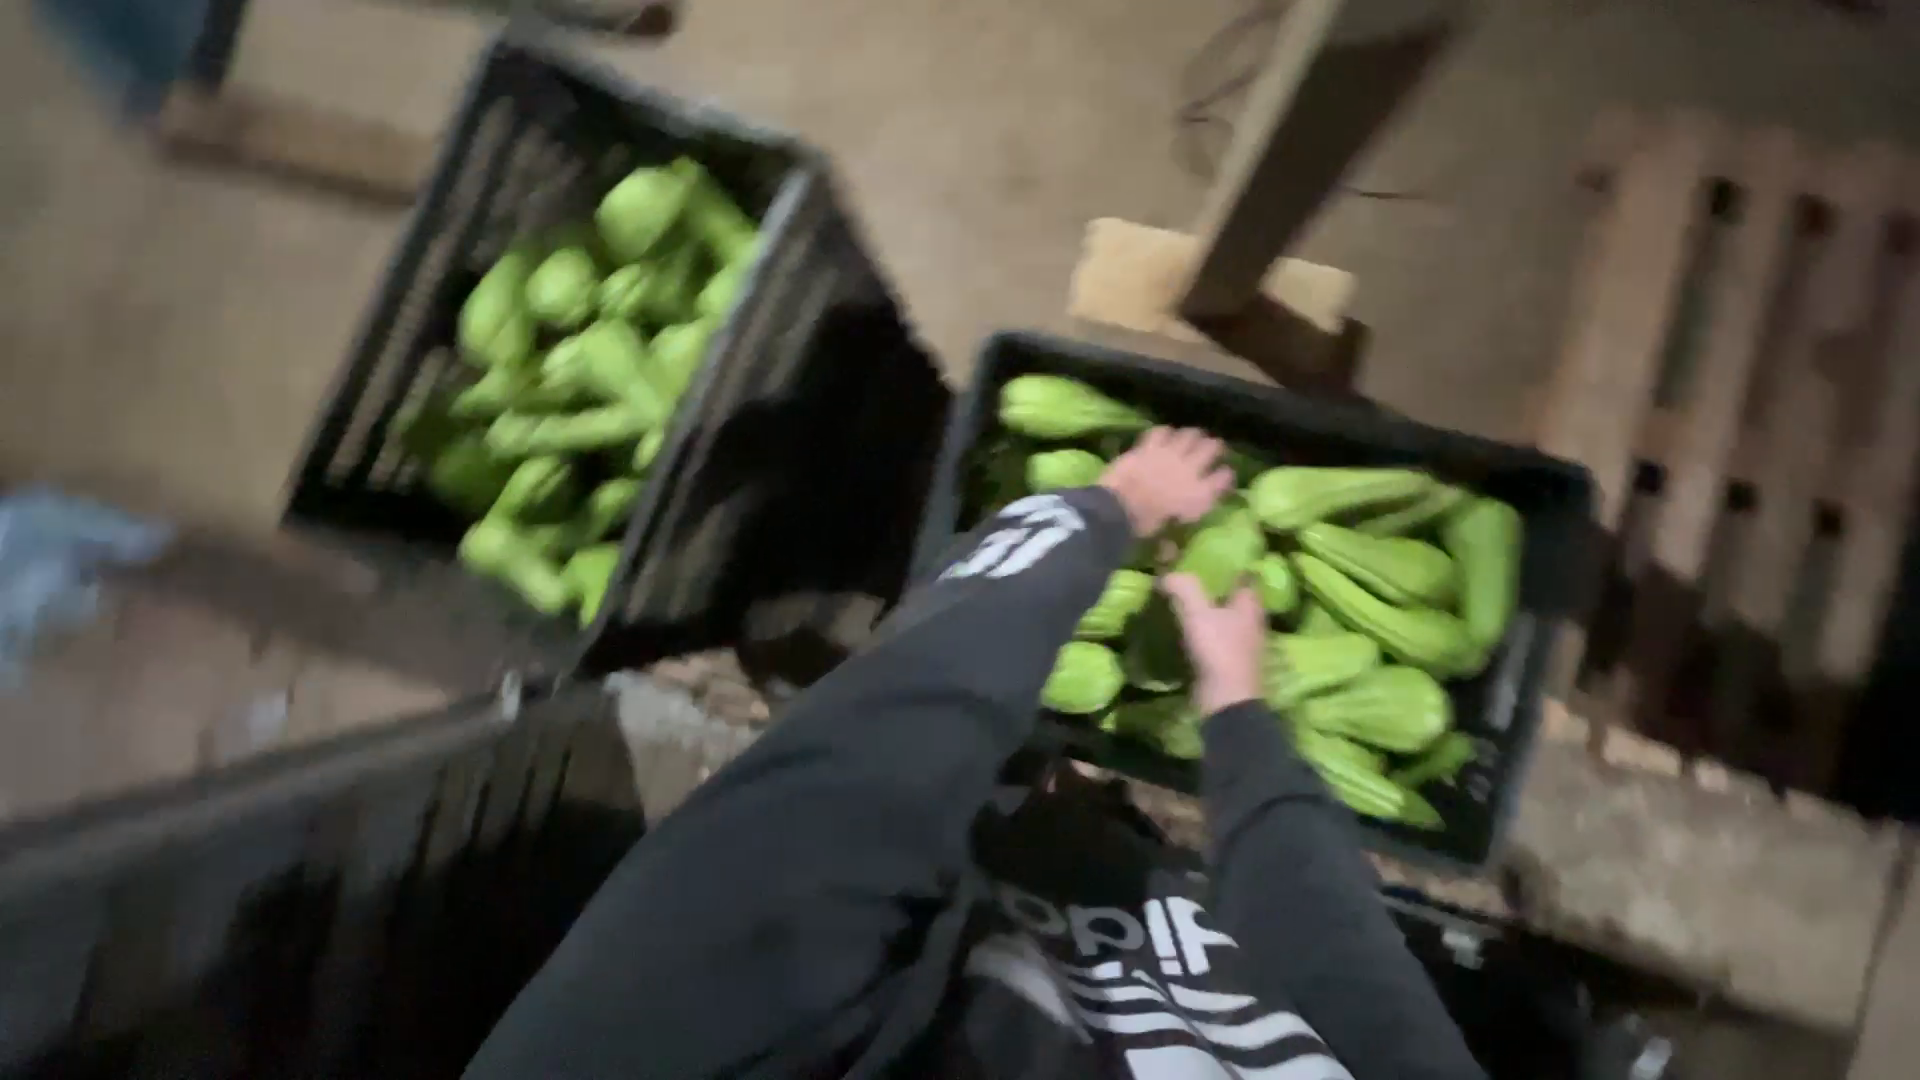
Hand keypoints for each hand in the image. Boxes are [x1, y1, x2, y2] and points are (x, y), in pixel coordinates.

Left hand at [1098, 427, 1234, 536]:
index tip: (1223, 476)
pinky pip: (1162, 431)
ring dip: (1191, 436)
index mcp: (1201, 495)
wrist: (1120, 507)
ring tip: (1190, 438)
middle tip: (1211, 448)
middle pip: (1213, 447)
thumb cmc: (1144, 526)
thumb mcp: (1165, 537)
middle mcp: (1192, 469)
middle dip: (1214, 447)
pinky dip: (1163, 433)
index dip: (1225, 476)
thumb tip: (1168, 552)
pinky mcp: (1150, 446)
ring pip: (1191, 434)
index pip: (1225, 478)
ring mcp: (1171, 454)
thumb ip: (1170, 541)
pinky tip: (1162, 436)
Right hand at [1161, 573, 1265, 715]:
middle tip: (1187, 574)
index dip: (1229, 562)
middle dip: (1213, 585)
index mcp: (1250, 604)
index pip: (1245, 574)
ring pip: (1224, 616)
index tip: (1207, 554)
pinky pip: (1216, 636)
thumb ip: (1183, 587)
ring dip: (1207, 608)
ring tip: (1181, 599)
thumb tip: (1166, 575)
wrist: (1226, 701)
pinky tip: (1184, 627)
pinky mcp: (1229, 660)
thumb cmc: (1218, 650)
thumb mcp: (1197, 612)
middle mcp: (1251, 620)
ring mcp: (1242, 642)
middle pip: (1233, 595)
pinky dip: (1202, 629)